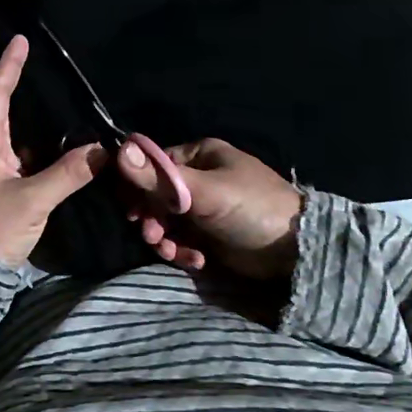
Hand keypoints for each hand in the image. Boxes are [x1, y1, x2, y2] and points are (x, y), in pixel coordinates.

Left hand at [0, 35, 103, 265]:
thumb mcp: (32, 200)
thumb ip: (67, 174)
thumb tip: (102, 151)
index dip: (8, 67)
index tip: (20, 41)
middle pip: (5, 108)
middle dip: (22, 85)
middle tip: (47, 64)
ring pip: (20, 132)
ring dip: (39, 117)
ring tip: (65, 97)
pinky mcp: (9, 184)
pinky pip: (30, 154)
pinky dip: (47, 144)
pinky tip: (68, 140)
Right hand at [117, 138, 301, 279]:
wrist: (293, 250)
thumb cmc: (251, 208)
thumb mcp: (204, 192)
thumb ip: (161, 177)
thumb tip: (119, 149)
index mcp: (199, 155)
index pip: (152, 165)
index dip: (138, 189)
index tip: (133, 212)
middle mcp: (198, 177)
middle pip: (155, 197)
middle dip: (153, 220)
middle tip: (155, 238)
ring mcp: (203, 208)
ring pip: (166, 222)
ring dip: (165, 240)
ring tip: (175, 254)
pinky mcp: (209, 234)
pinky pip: (182, 240)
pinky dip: (183, 252)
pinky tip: (197, 261)